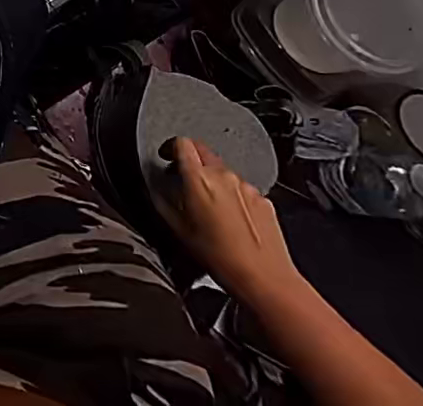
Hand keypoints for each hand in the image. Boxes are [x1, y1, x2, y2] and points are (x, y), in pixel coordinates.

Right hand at [159, 136, 300, 301]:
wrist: (265, 279)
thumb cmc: (223, 261)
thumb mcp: (181, 233)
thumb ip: (164, 204)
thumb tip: (156, 191)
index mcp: (199, 179)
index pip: (182, 143)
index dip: (171, 147)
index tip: (167, 156)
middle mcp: (224, 175)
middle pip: (202, 153)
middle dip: (191, 163)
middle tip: (185, 183)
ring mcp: (245, 184)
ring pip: (222, 172)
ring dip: (213, 183)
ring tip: (210, 213)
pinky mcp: (262, 197)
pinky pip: (241, 188)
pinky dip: (232, 198)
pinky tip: (231, 223)